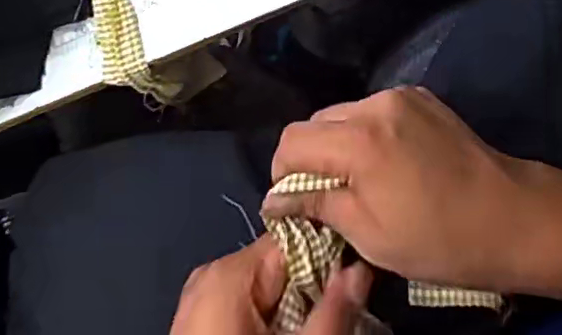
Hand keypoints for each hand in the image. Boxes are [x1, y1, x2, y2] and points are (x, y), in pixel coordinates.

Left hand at [170, 236, 373, 334]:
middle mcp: (212, 274)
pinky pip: (247, 306)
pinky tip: (291, 333)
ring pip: (267, 286)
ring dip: (297, 305)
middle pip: (282, 261)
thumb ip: (332, 311)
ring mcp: (201, 301)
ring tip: (320, 325)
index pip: (296, 236)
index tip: (358, 271)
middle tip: (343, 308)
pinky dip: (273, 319)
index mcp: (229, 272)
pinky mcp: (199, 325)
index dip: (331, 252)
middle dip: (315, 284)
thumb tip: (362, 269)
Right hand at [261, 87, 557, 291]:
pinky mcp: (421, 96)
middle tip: (325, 198)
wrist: (507, 213)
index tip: (294, 204)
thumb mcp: (369, 233)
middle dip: (311, 157)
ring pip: (345, 113)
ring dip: (339, 144)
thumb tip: (277, 197)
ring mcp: (402, 95)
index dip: (283, 173)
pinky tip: (388, 163)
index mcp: (360, 138)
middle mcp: (377, 103)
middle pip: (317, 121)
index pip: (293, 138)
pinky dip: (368, 133)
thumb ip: (318, 204)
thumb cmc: (436, 237)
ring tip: (360, 181)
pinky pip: (375, 109)